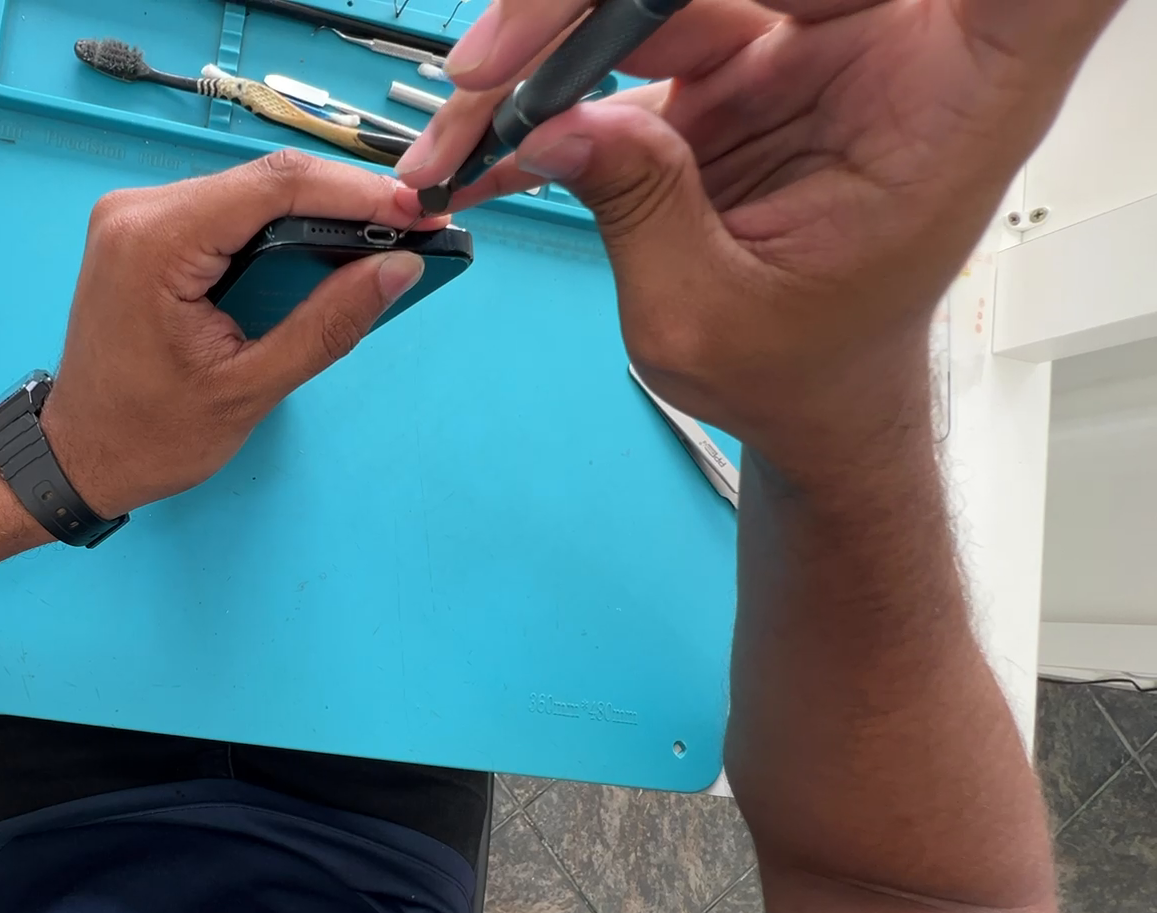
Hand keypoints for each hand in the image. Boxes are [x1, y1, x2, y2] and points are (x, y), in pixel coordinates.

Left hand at [40, 150, 432, 516]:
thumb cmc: (152, 438)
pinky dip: (271, 239)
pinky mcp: (140, 238)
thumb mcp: (249, 389)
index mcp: (154, 243)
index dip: (356, 194)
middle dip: (339, 208)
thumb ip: (326, 326)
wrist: (79, 457)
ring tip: (370, 253)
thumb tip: (397, 269)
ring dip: (309, 223)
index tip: (416, 214)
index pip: (274, 186)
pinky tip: (312, 265)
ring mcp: (133, 220)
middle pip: (260, 185)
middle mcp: (136, 211)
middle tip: (405, 237)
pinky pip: (221, 220)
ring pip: (244, 198)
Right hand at [394, 0, 1116, 484]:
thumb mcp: (702, 309)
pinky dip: (539, 113)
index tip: (714, 13)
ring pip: (650, 7)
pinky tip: (477, 159)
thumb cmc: (788, 367)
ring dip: (537, 67)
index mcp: (948, 76)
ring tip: (449, 144)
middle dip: (589, 7)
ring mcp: (784, 51)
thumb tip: (554, 126)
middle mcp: (876, 34)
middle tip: (483, 71)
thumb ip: (642, 206)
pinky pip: (616, 71)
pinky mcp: (713, 82)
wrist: (793, 391)